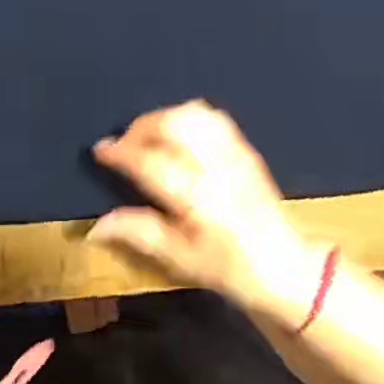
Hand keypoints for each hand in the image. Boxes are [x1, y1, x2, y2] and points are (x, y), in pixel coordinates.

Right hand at [89, 100, 330, 327]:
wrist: (287, 268)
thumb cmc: (230, 268)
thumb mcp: (181, 259)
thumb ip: (139, 234)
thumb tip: (96, 226)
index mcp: (200, 200)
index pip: (151, 163)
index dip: (120, 153)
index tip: (100, 151)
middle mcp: (218, 170)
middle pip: (173, 125)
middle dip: (140, 128)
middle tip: (124, 145)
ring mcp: (235, 156)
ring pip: (194, 115)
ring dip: (163, 119)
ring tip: (148, 138)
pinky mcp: (245, 151)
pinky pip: (213, 118)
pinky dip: (186, 118)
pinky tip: (175, 135)